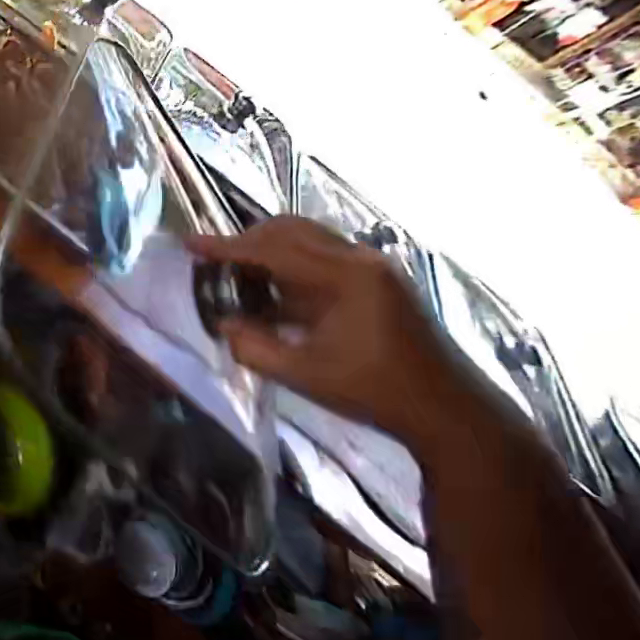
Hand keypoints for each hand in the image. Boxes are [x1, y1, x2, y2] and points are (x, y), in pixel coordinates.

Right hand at [189, 216, 490, 453]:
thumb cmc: (375, 392)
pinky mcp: (376, 279)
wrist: (448, 409)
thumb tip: (223, 323)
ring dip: (268, 251)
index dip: (227, 246)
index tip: (191, 243)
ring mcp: (372, 266)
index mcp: (346, 277)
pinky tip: (273, 295)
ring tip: (239, 278)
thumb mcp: (305, 375)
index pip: (273, 249)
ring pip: (306, 239)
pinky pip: (321, 256)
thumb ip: (254, 348)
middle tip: (214, 262)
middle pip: (290, 230)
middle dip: (246, 241)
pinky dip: (290, 266)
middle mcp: (360, 258)